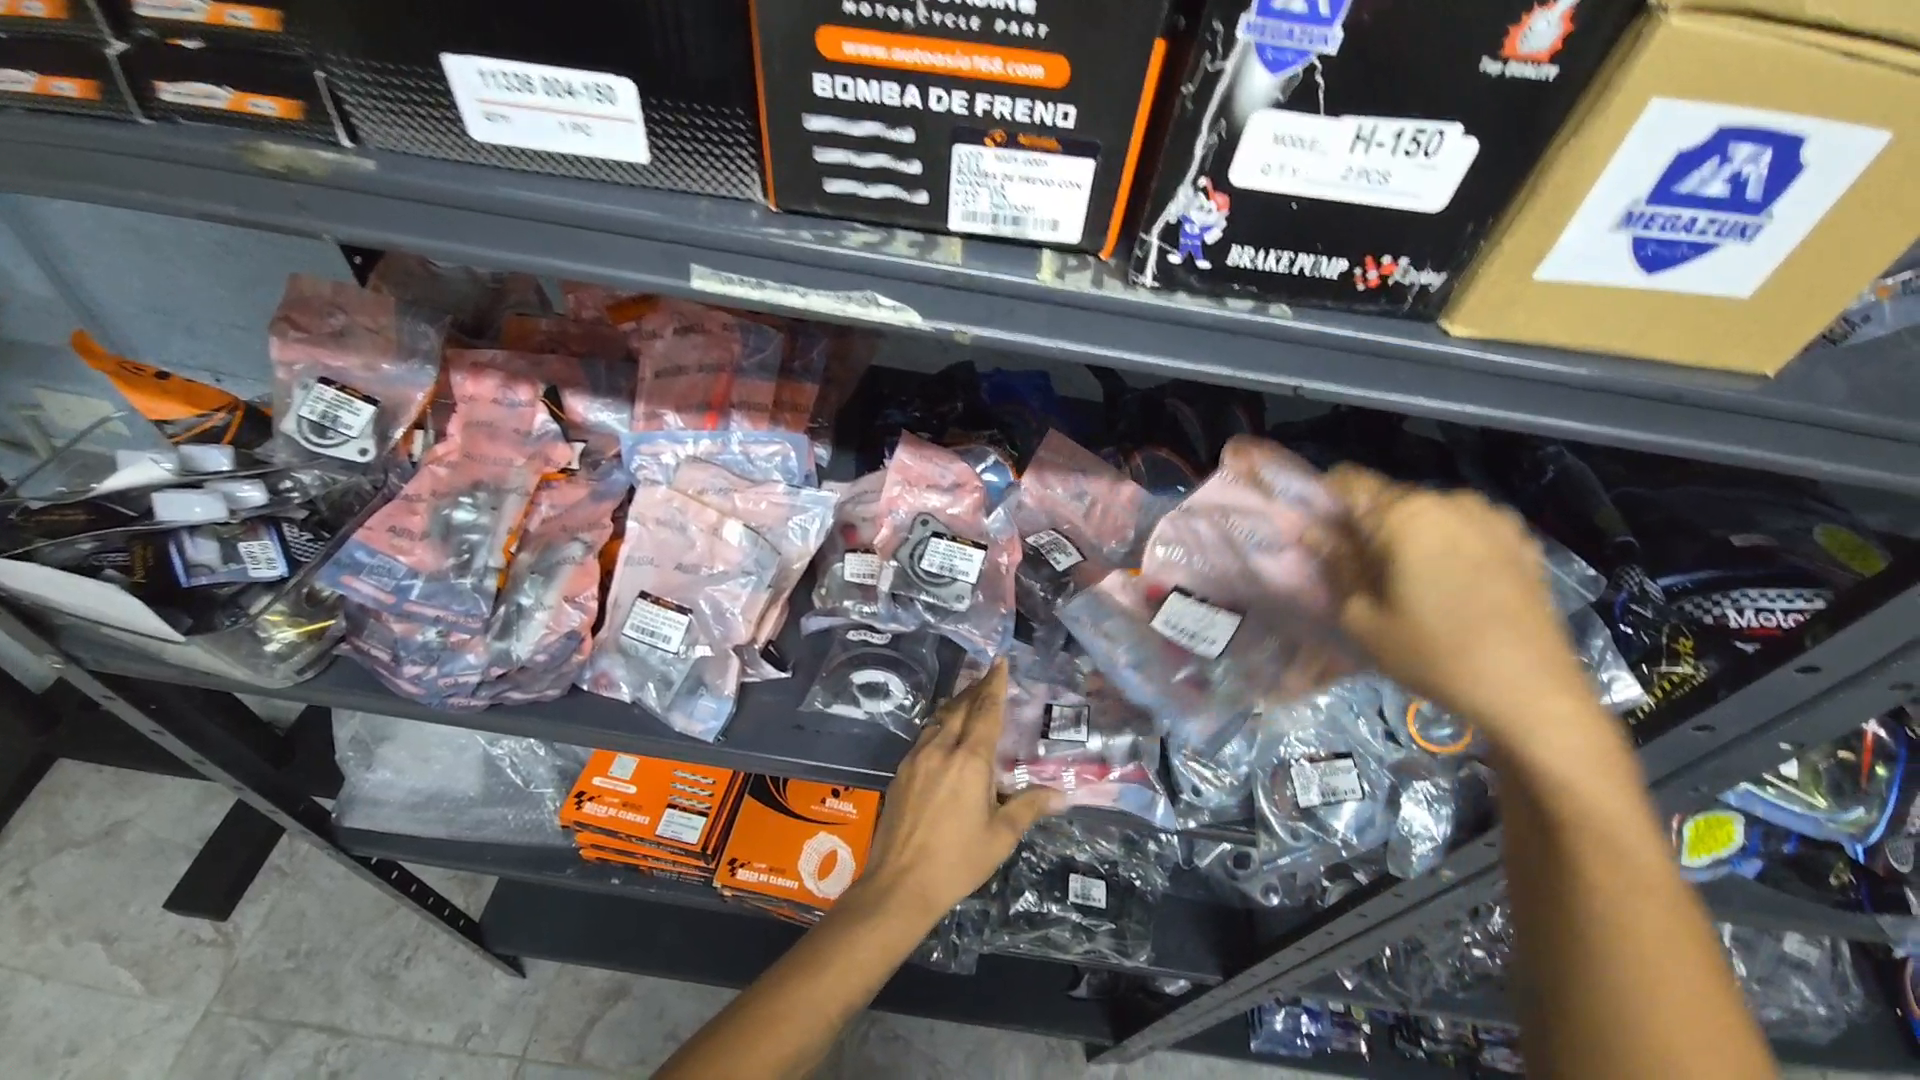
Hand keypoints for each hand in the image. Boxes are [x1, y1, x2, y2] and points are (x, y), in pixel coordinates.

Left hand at [856, 659, 1064, 925]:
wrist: (899, 883)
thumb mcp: (1001, 836)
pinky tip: (945, 734)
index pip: (986, 711)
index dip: (994, 685)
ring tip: (970, 699)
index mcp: (969, 761)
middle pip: (960, 708)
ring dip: (957, 705)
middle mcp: (940, 750)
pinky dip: (940, 725)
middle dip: (976, 689)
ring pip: (939, 720)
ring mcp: (916, 759)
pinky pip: (925, 736)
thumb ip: (1028, 807)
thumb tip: (1061, 794)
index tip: (1000, 661)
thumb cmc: (957, 861)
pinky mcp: (901, 773)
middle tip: (989, 674)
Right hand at [1324, 464, 1594, 741]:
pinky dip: (1448, 542)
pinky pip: (1467, 527)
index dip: (1326, 498)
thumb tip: (1316, 533)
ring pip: (1430, 511)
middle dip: (1368, 522)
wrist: (1531, 690)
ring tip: (1406, 576)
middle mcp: (1450, 500)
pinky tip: (1451, 581)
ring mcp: (1492, 517)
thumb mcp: (1365, 619)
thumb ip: (1338, 565)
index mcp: (1405, 514)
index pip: (1350, 481)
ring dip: (1409, 533)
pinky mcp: (1521, 538)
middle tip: (1357, 564)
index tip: (1317, 528)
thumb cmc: (1434, 655)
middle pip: (1391, 496)